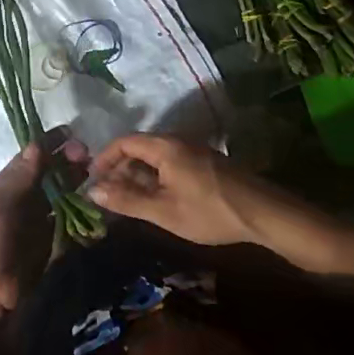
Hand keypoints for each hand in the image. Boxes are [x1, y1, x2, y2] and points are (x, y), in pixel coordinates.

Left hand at [0, 131, 89, 318]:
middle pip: (47, 171)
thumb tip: (37, 145)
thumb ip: (19, 177)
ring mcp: (35, 218)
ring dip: (74, 177)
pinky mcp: (49, 237)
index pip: (29, 157)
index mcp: (3, 186)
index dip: (48, 143)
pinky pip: (66, 213)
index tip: (71, 132)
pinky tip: (92, 195)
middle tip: (87, 154)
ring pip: (58, 190)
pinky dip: (78, 203)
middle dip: (66, 159)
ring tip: (93, 169)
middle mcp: (20, 198)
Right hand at [86, 134, 278, 246]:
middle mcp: (178, 142)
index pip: (124, 142)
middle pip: (140, 148)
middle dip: (120, 169)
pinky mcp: (205, 163)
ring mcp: (194, 151)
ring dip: (138, 175)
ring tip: (127, 201)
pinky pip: (170, 163)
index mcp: (165, 147)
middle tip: (107, 196)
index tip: (92, 180)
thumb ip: (126, 200)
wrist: (261, 212)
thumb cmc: (208, 212)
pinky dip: (155, 177)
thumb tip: (92, 191)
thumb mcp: (162, 211)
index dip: (104, 159)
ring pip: (156, 157)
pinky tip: (155, 200)